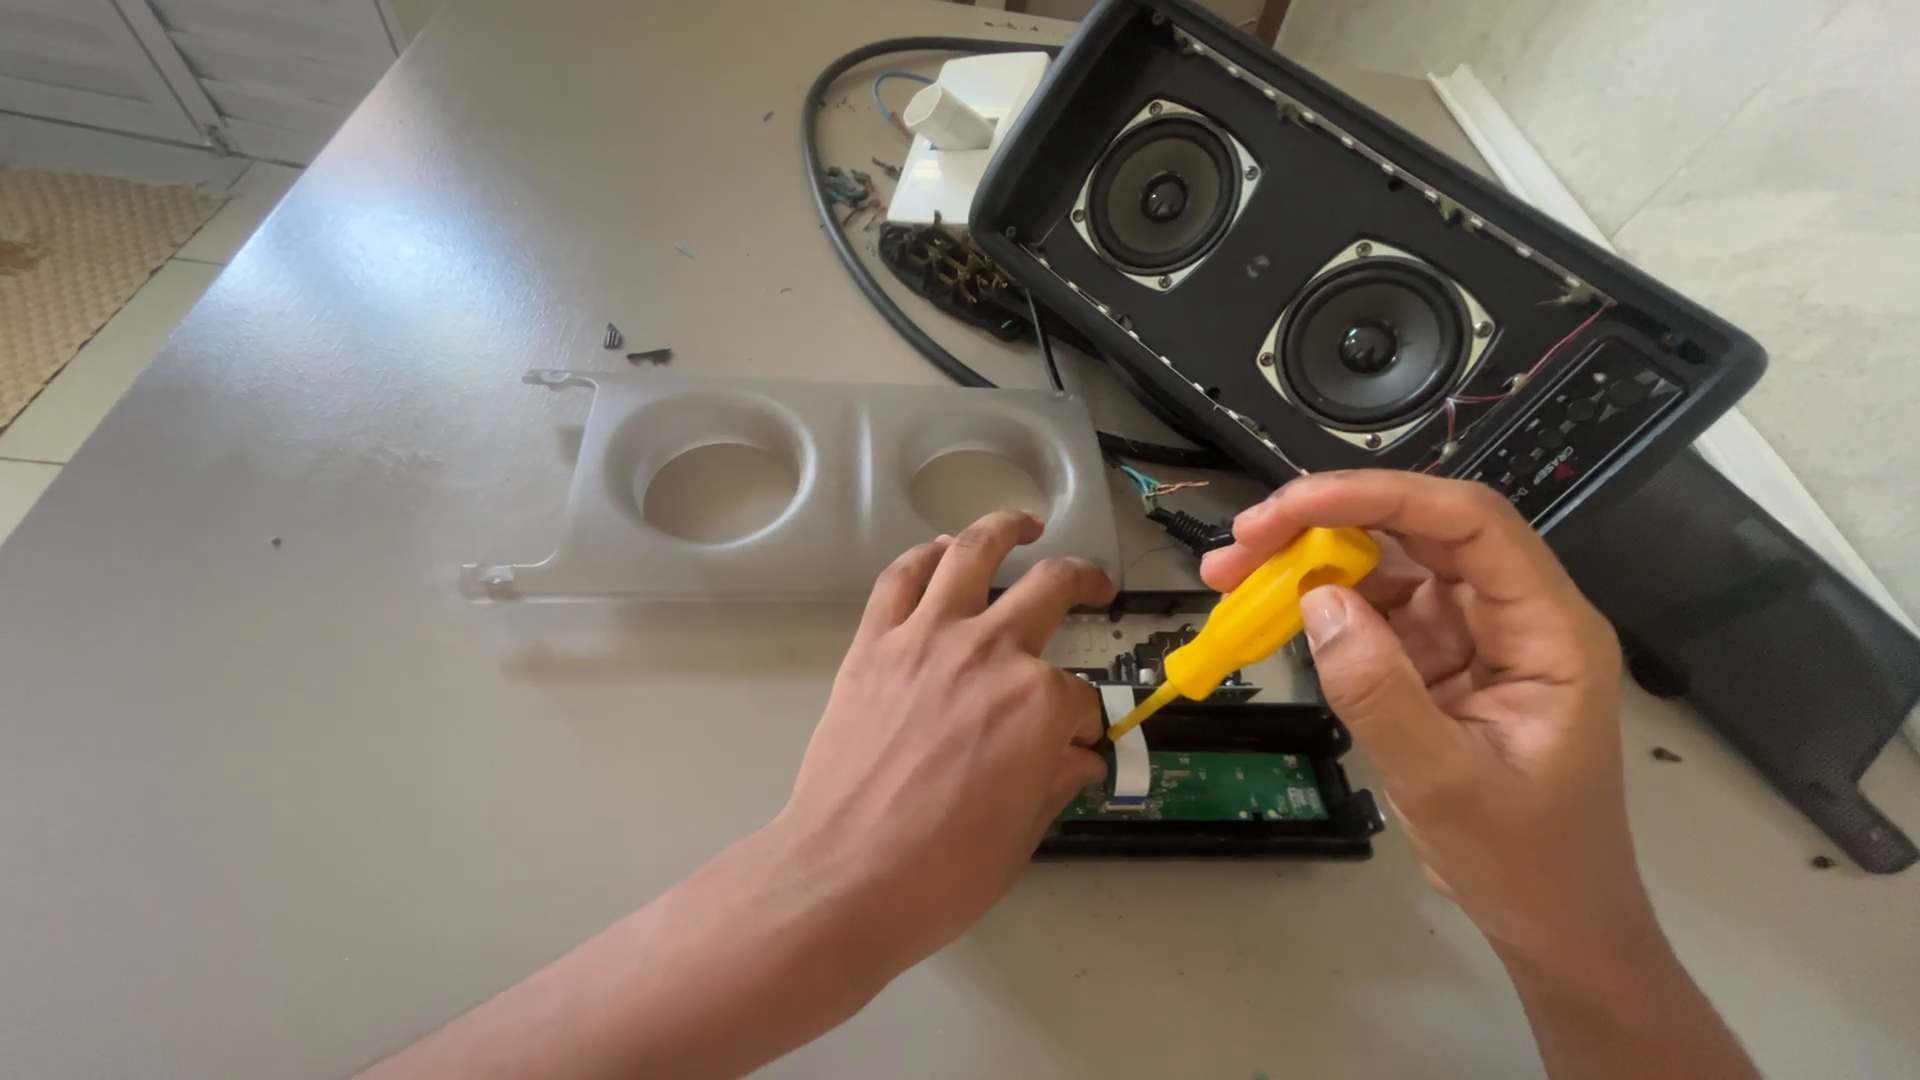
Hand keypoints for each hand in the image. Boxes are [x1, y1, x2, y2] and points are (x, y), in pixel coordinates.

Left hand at [775, 510, 1115, 987]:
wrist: (841, 875)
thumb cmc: (941, 872)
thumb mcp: (1022, 834)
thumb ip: (1057, 779)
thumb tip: (1080, 756)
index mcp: (1038, 703)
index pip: (1081, 700)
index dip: (1086, 724)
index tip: (1077, 745)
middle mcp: (989, 652)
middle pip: (1050, 591)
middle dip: (1086, 581)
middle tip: (1097, 584)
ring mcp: (926, 639)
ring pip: (972, 554)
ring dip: (1006, 528)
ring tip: (1025, 523)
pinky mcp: (875, 643)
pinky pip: (900, 578)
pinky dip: (925, 555)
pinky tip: (942, 550)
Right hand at [1202, 472, 1645, 956]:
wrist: (1546, 917)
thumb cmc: (1521, 859)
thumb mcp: (1443, 780)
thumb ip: (1379, 689)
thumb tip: (1316, 600)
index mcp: (1546, 629)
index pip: (1469, 523)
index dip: (1378, 496)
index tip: (1289, 509)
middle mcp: (1507, 611)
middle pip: (1415, 530)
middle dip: (1322, 523)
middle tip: (1239, 542)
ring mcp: (1466, 630)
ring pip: (1381, 562)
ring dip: (1304, 560)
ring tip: (1229, 575)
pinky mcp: (1429, 653)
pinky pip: (1365, 607)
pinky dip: (1310, 602)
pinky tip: (1263, 611)